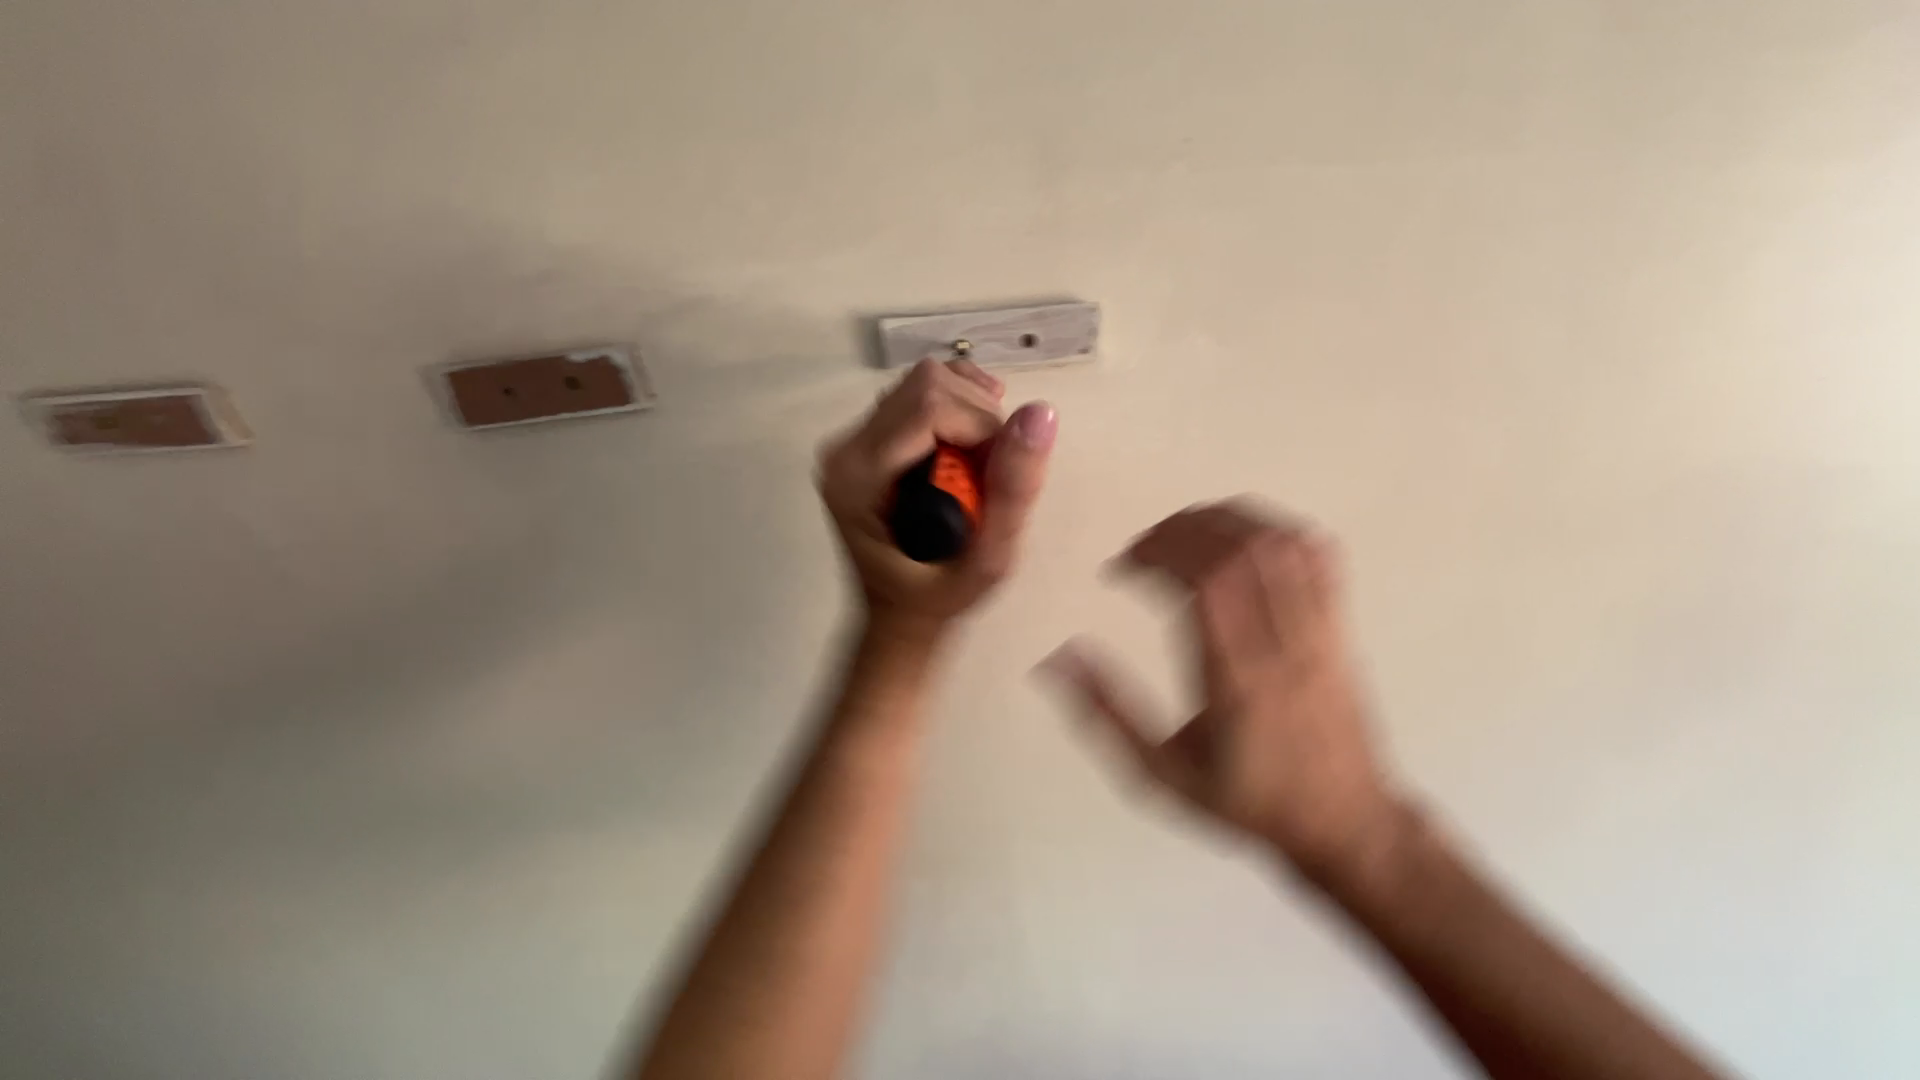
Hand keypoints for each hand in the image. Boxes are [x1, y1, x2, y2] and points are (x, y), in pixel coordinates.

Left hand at [817, 359, 1056, 633]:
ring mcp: (852, 438)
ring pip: (928, 379)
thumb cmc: (939, 597)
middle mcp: (845, 448)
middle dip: (979, 418)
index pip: (931, 405)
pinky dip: (960, 407)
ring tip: (979, 466)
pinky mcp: (869, 434)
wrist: (900, 613)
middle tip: (989, 474)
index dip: (983, 427)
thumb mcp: (987, 560)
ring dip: (972, 412)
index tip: (997, 475)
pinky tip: (971, 445)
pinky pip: (922, 391)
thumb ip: (1011, 490)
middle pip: (928, 382)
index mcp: (859, 476)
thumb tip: (1040, 413)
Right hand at [1041, 501, 1407, 883]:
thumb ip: (1107, 715)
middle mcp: (1286, 647)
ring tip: (1182, 535)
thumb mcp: (1161, 776)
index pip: (1208, 584)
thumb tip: (1057, 657)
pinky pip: (1316, 555)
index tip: (1122, 569)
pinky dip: (1271, 529)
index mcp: (1239, 683)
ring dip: (1222, 521)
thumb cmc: (1247, 803)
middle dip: (1180, 530)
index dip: (1159, 554)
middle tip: (1143, 550)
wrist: (1347, 826)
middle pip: (1241, 550)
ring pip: (1280, 543)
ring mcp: (1322, 633)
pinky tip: (1238, 540)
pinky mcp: (1342, 628)